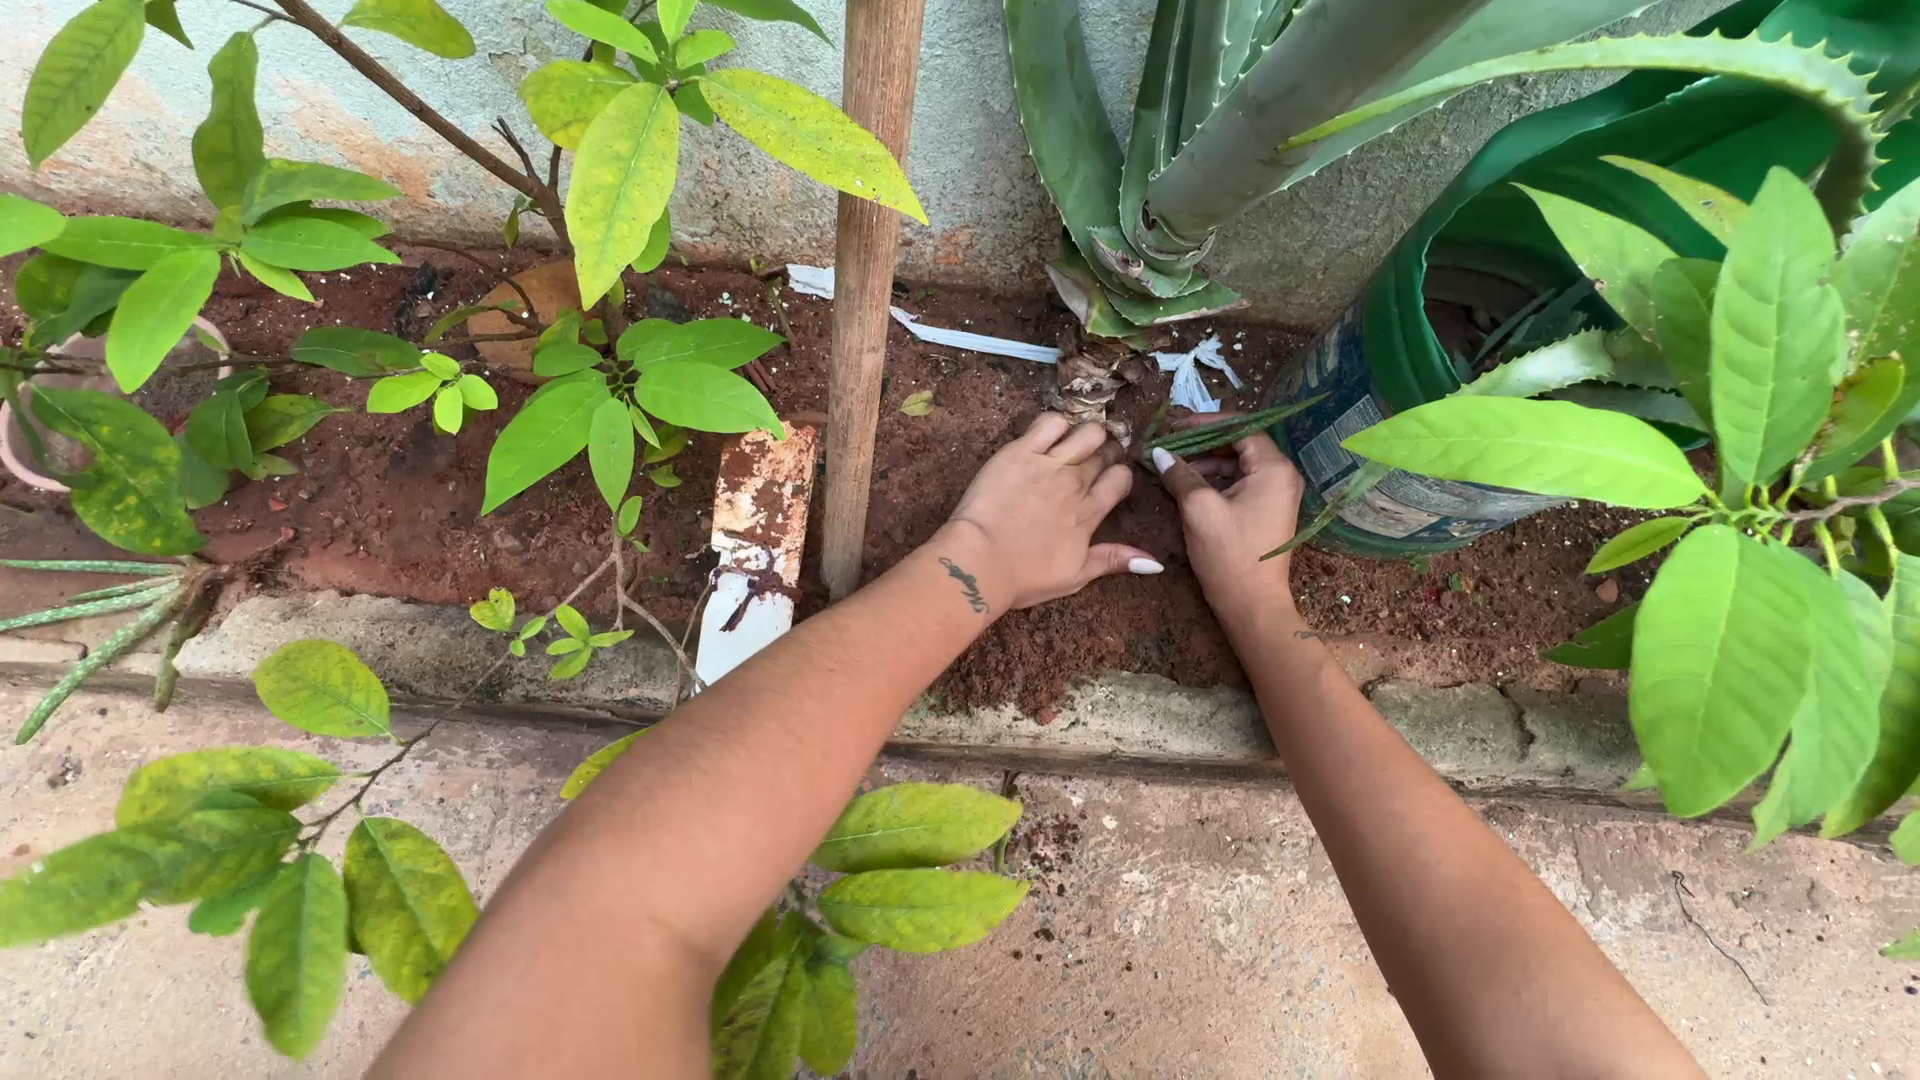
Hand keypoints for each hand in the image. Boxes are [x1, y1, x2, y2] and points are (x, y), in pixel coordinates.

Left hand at [937, 413, 1162, 611]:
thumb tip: (1156, 564)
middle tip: (1097, 453)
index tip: (1111, 476)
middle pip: (1103, 454)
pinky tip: (1050, 433)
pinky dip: (1056, 423)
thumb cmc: (1023, 576)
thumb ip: (1114, 561)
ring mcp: (1049, 464)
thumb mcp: (1075, 577)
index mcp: (1089, 514)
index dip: (1119, 474)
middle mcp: (1075, 484)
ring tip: (1079, 439)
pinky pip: (1049, 423)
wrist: (980, 561)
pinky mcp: (1020, 452)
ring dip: (1088, 432)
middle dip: (1106, 450)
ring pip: (1085, 432)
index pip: (1120, 480)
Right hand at [1151, 426, 1303, 623]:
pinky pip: (1239, 483)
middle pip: (1239, 444)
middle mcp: (1281, 475)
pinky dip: (1214, 480)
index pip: (1240, 427)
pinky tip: (1188, 485)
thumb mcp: (1199, 509)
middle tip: (1168, 447)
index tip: (1174, 428)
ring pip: (1237, 464)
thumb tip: (1159, 452)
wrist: (1252, 604)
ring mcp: (1276, 494)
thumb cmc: (1229, 554)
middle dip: (1202, 443)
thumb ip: (1180, 474)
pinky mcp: (1266, 510)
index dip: (1205, 424)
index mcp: (1274, 468)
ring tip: (1172, 467)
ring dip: (1205, 463)